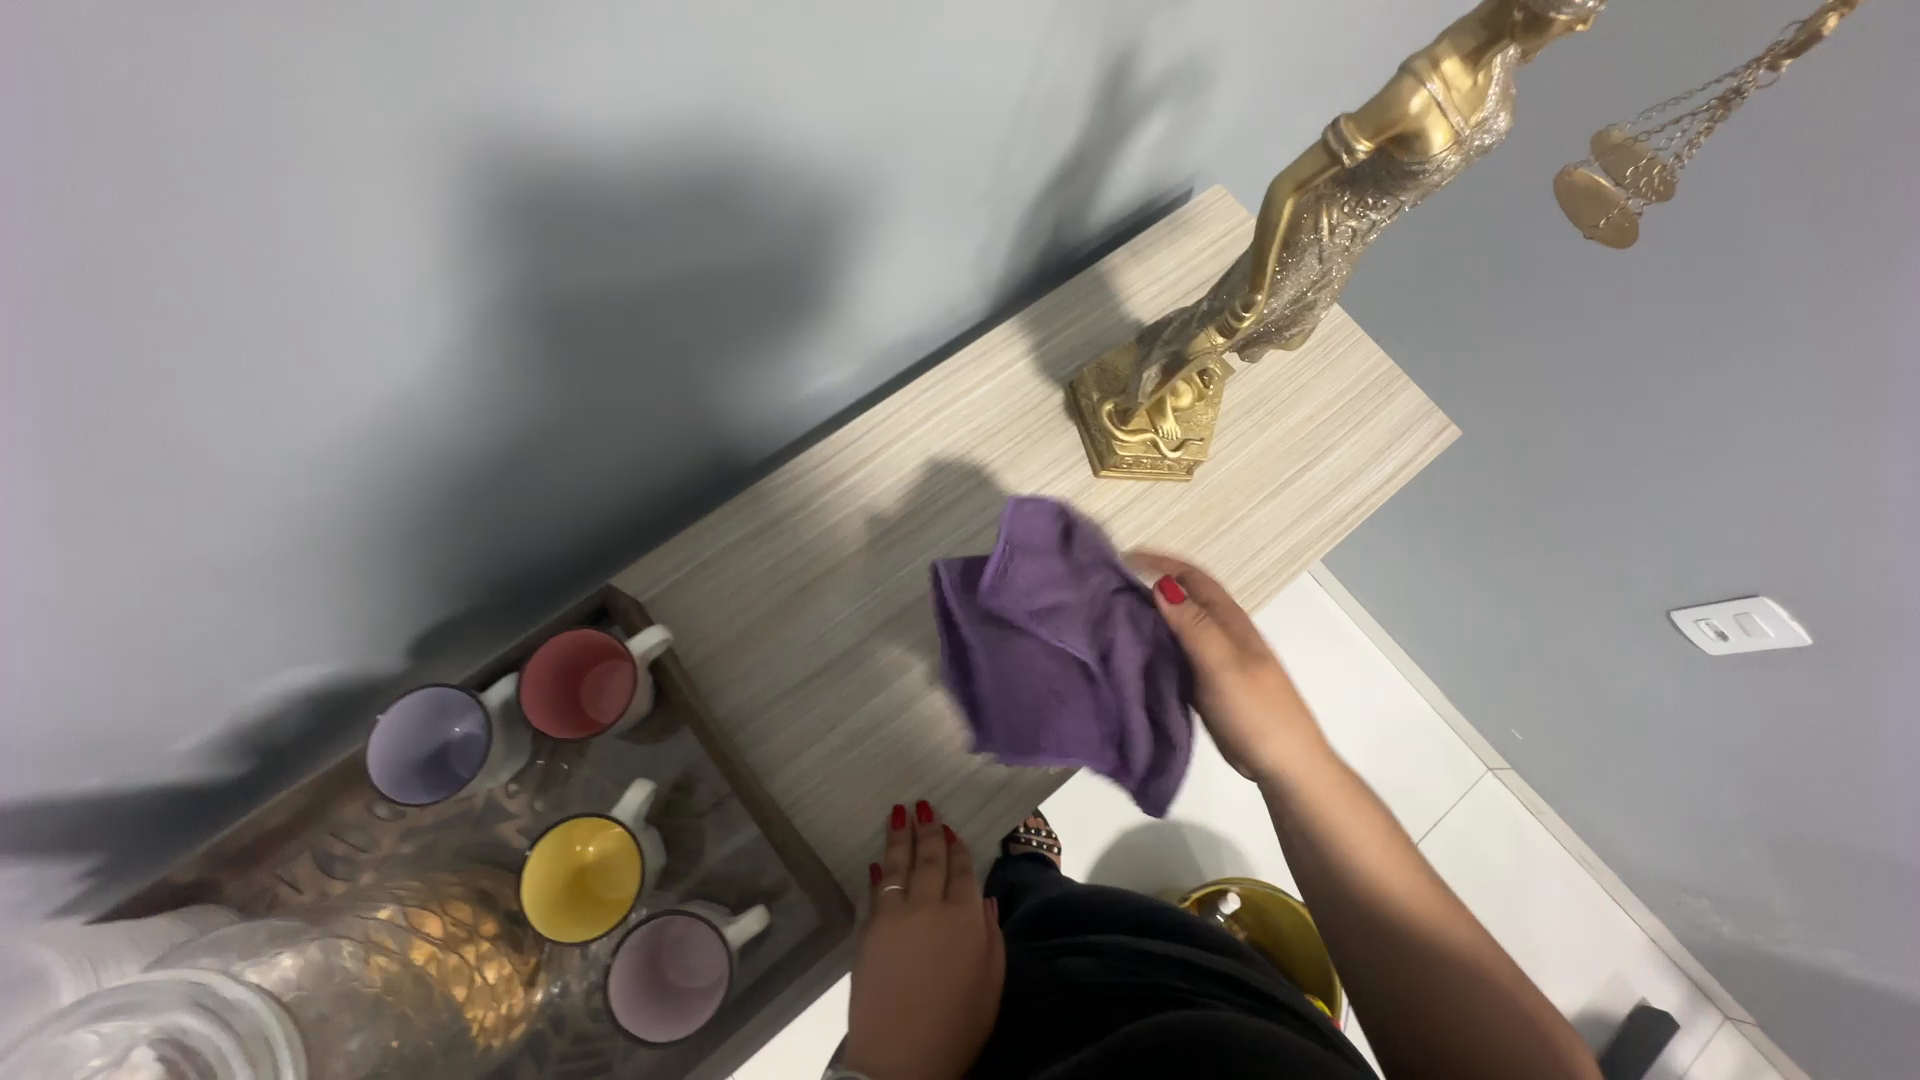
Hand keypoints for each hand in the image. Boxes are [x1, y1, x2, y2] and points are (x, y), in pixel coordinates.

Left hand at [842, 800, 1004, 1079]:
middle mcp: (930, 906)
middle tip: (925, 805)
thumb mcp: (991, 984)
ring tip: (901, 812)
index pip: (963, 872)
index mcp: (965, 918)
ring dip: (901, 837)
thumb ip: (990, 936)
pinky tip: (880, 859)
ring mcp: (896, 915)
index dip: (959, 849)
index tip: (953, 829)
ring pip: (900, 866)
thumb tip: (982, 899)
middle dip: (930, 831)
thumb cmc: (957, 1026)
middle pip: (931, 860)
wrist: (901, 1057)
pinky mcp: (869, 930)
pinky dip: (879, 872)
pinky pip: (876, 891)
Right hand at [1130, 552, 1326, 780]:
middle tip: (1106, 586)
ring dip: (1147, 615)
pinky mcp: (1203, 683)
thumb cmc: (1256, 710)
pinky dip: (1150, 645)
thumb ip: (1193, 625)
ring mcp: (1212, 659)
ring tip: (1109, 615)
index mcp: (1228, 620)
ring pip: (1174, 625)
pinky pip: (1172, 653)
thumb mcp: (1223, 663)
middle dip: (1148, 584)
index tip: (1122, 557)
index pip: (1191, 577)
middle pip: (1181, 597)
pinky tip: (1129, 653)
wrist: (1282, 762)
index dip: (1160, 562)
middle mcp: (1219, 632)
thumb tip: (1161, 585)